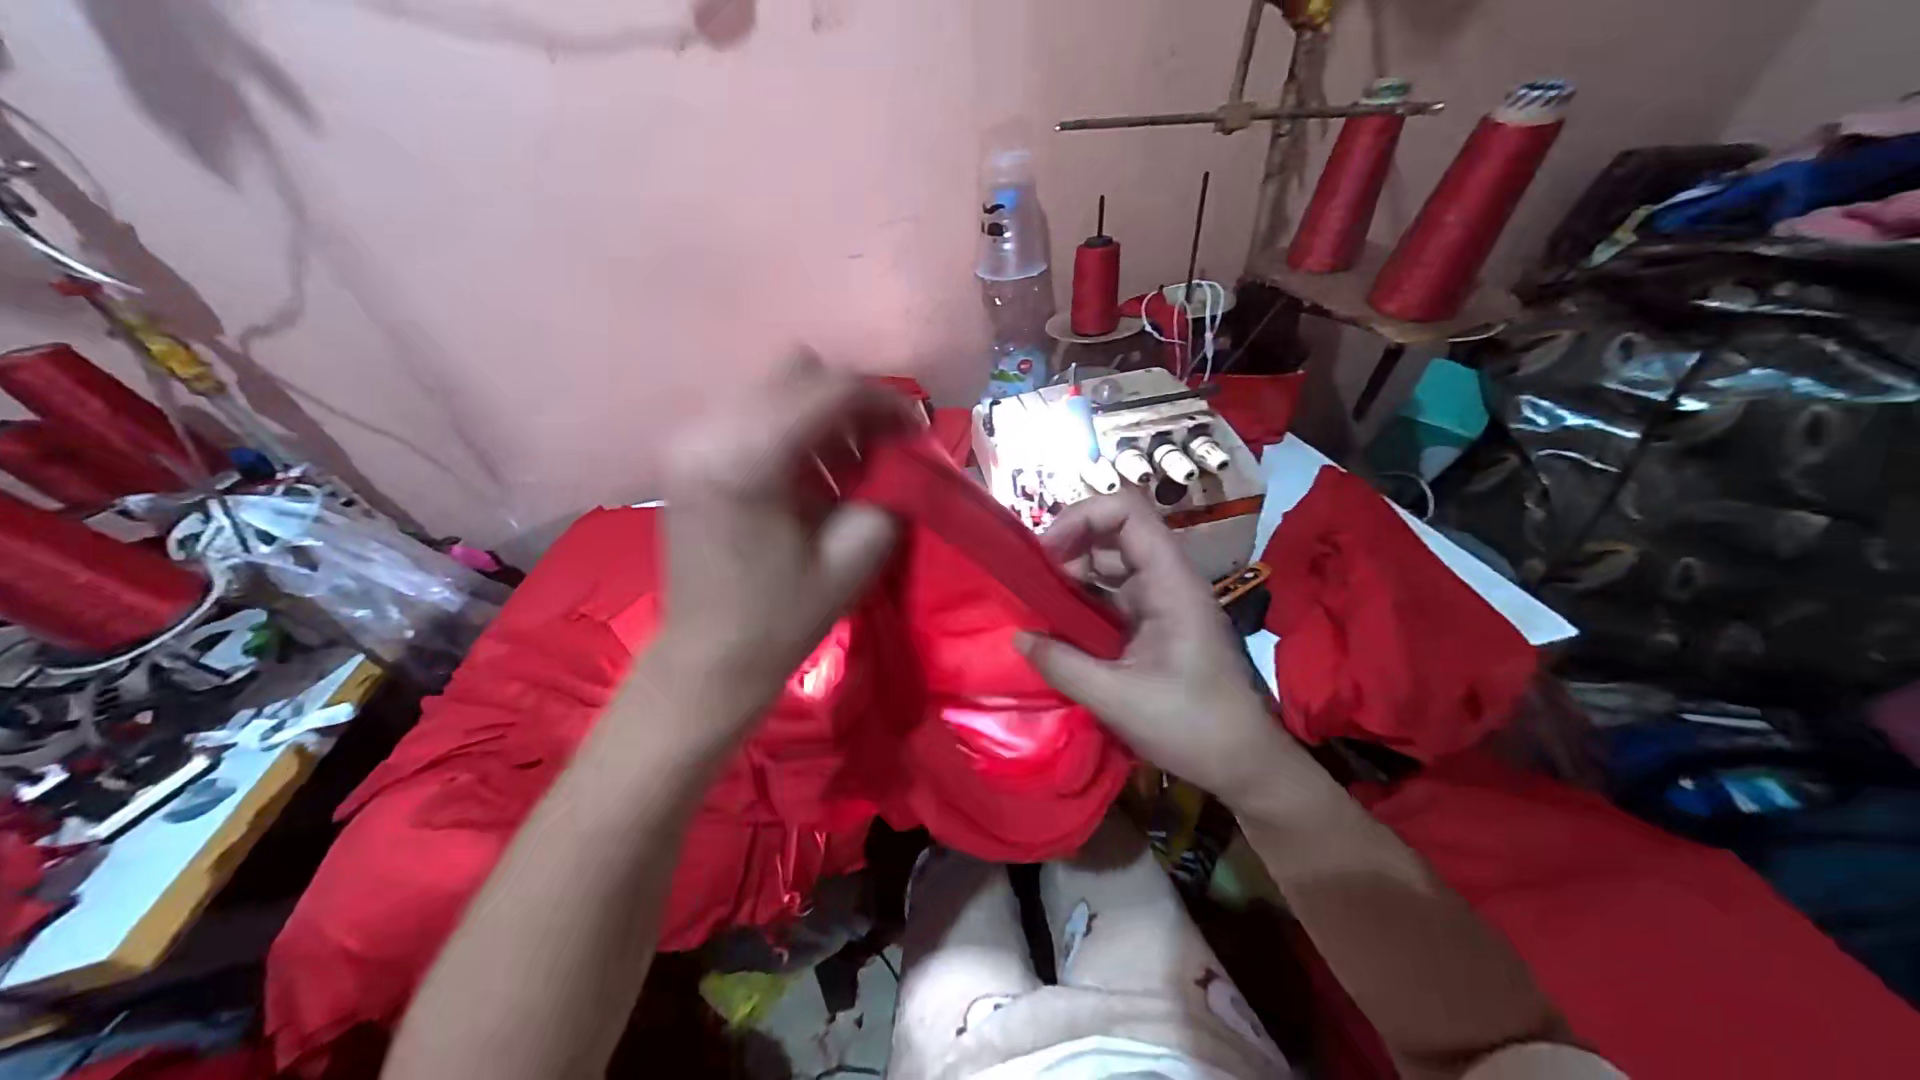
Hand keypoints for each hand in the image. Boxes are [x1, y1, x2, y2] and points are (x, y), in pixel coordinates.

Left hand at [644, 358, 908, 737]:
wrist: (709, 658)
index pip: (828, 391)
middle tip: (884, 444)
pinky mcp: (690, 453)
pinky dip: (794, 428)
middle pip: (798, 373)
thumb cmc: (782, 619)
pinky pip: (754, 412)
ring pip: (776, 388)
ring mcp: (693, 438)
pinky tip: (814, 471)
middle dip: (852, 403)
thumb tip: (899, 455)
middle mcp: (710, 431)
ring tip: (852, 462)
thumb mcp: (854, 559)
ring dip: (823, 414)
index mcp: (748, 458)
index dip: (883, 402)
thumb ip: (886, 492)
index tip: (916, 428)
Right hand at [1014, 493, 1318, 809]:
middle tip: (1033, 580)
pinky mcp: (1153, 624)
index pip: (1128, 512)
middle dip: (1069, 546)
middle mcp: (1166, 580)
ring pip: (1110, 563)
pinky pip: (1111, 595)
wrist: (1242, 762)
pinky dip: (1082, 601)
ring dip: (1072, 574)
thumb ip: (1063, 664)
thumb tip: (1017, 637)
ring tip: (1038, 602)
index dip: (1082, 517)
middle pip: (1115, 532)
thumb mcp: (1117, 698)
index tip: (1047, 553)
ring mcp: (1161, 601)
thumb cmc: (1191, 725)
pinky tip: (1057, 624)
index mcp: (1170, 583)